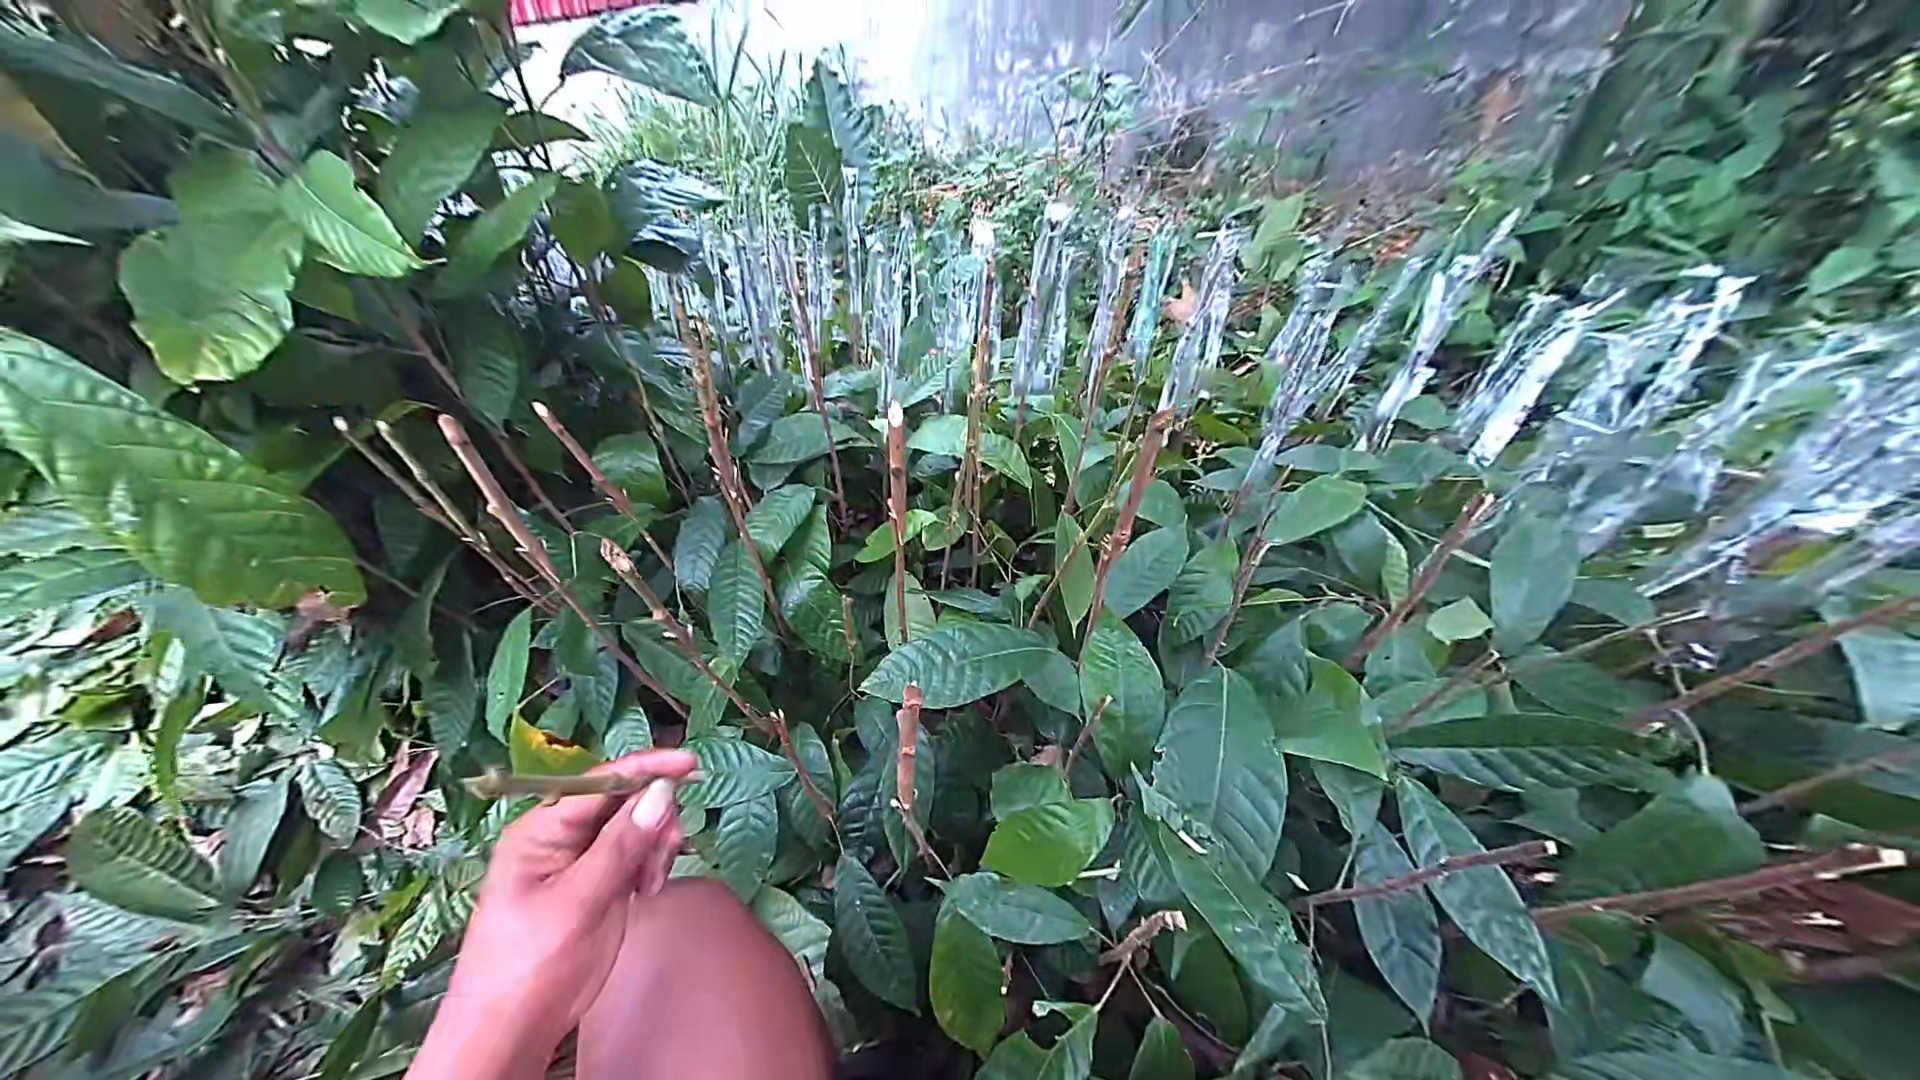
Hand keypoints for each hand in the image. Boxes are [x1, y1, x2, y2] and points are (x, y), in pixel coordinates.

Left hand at [408, 751, 693, 1079]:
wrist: (510, 1035)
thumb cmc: (527, 968)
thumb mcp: (576, 904)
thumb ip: (620, 845)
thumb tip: (662, 791)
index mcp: (541, 831)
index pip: (601, 782)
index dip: (646, 767)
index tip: (689, 762)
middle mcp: (563, 835)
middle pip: (626, 799)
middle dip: (655, 817)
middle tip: (670, 849)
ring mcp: (583, 857)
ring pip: (639, 823)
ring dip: (657, 844)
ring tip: (651, 881)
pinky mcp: (601, 878)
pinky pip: (640, 850)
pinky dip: (653, 862)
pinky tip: (647, 889)